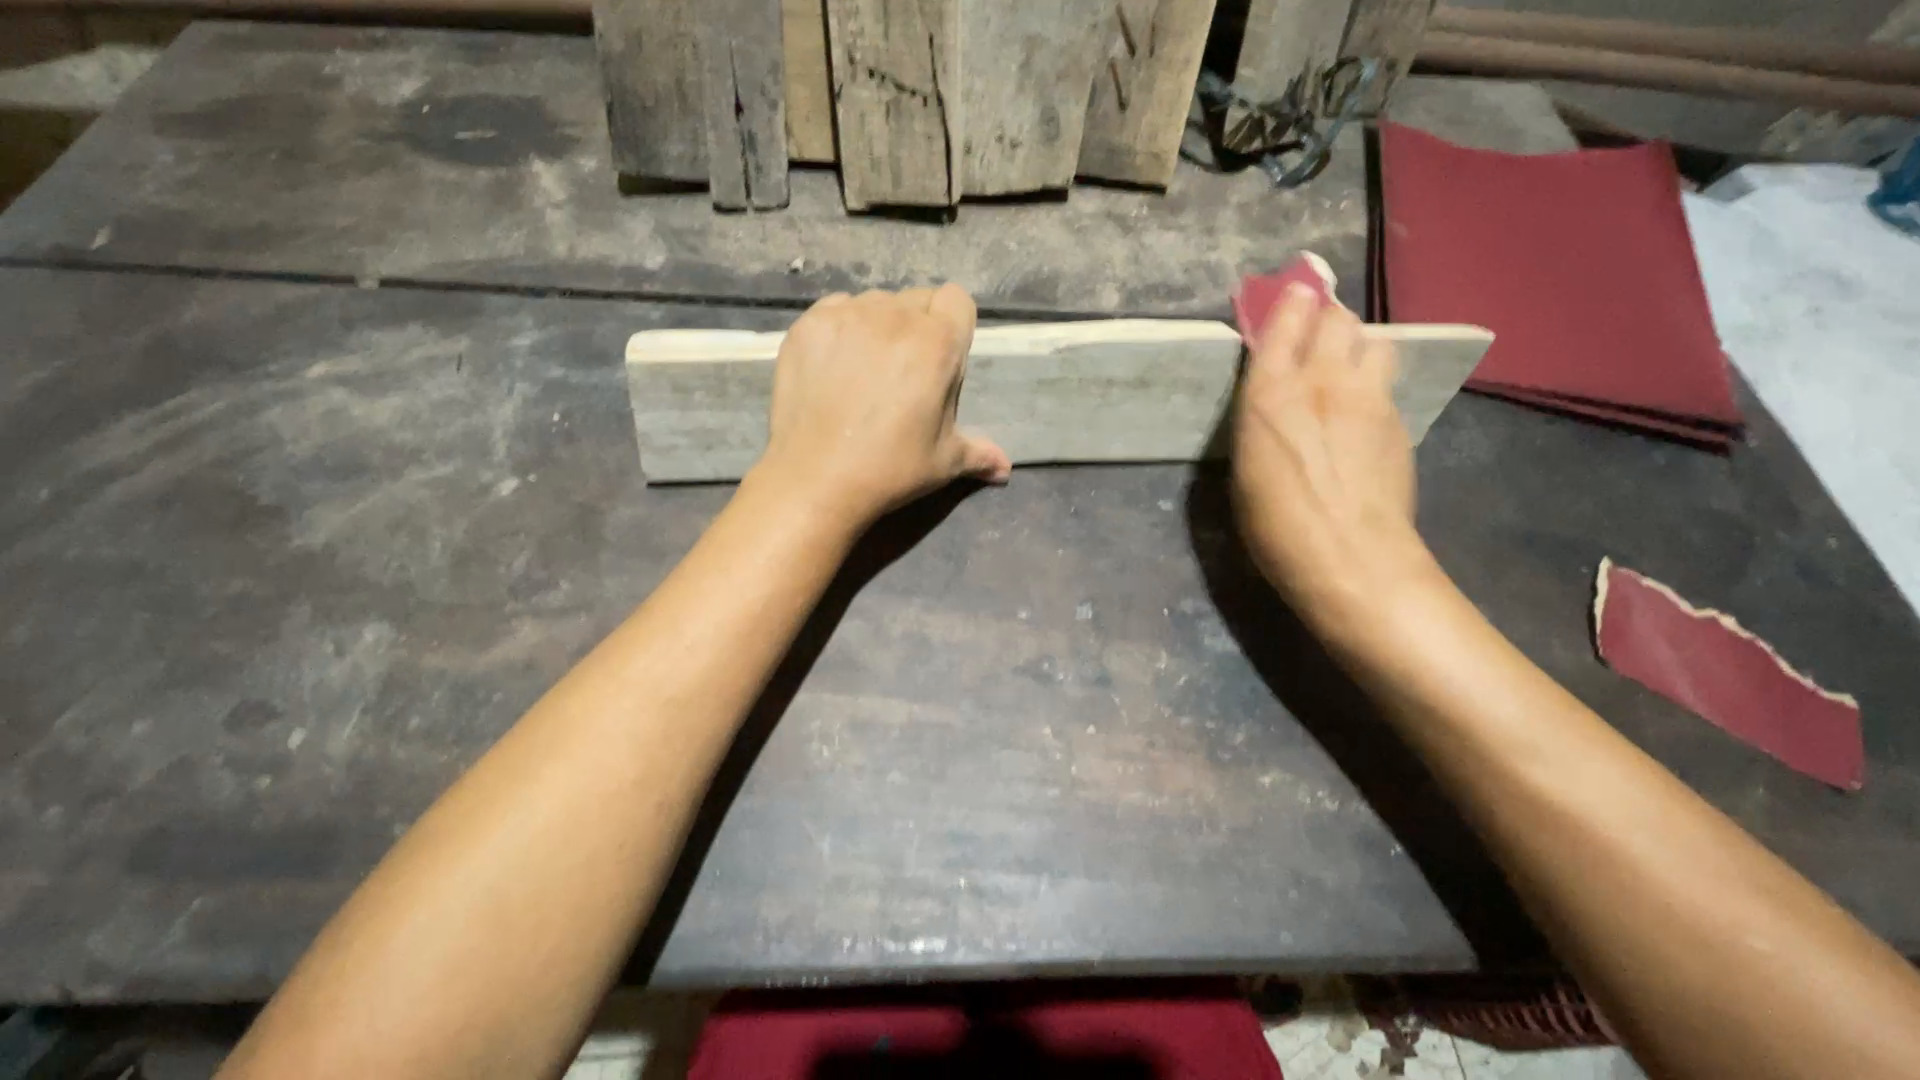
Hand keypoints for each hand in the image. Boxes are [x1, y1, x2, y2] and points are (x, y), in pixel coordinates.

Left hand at [753, 286, 1011, 525]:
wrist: (816, 479)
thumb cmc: (890, 469)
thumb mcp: (944, 462)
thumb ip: (979, 453)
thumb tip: (1005, 469)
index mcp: (938, 343)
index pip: (957, 300)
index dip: (952, 324)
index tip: (941, 357)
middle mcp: (895, 317)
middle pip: (916, 299)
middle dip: (917, 325)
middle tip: (903, 371)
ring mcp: (848, 316)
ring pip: (875, 303)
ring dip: (878, 325)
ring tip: (865, 369)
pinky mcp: (809, 324)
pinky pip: (836, 309)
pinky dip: (841, 328)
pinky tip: (834, 364)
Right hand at [1232, 284, 1440, 634]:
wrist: (1350, 556)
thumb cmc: (1275, 525)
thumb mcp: (1246, 467)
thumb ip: (1262, 417)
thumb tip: (1274, 398)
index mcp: (1270, 393)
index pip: (1286, 320)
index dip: (1291, 301)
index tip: (1293, 292)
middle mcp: (1322, 381)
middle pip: (1338, 318)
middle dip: (1327, 318)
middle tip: (1318, 334)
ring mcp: (1368, 398)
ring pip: (1375, 341)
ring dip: (1360, 346)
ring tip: (1349, 369)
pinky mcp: (1399, 421)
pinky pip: (1388, 383)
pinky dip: (1375, 385)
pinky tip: (1365, 413)